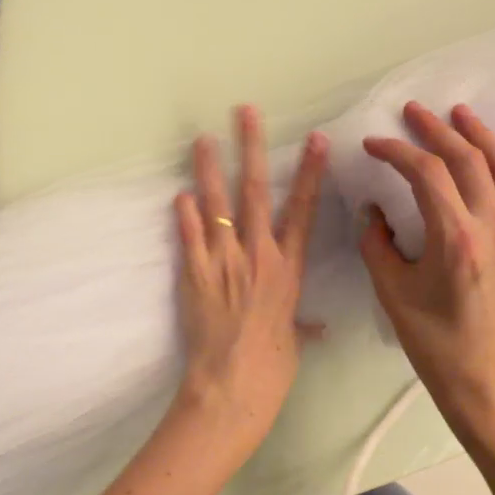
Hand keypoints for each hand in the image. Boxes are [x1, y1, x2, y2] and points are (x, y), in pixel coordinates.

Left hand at [174, 106, 329, 452]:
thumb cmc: (272, 366)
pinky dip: (184, 215)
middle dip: (252, 148)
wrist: (233, 382)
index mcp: (289, 269)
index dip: (309, 172)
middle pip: (257, 191)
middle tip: (245, 112)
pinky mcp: (194, 274)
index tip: (314, 139)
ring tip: (204, 138)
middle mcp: (258, 255)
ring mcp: (224, 261)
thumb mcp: (293, 340)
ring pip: (217, 204)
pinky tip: (180, 194)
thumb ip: (300, 324)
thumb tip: (313, 327)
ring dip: (210, 169)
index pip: (303, 209)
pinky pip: (189, 237)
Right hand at [357, 102, 494, 434]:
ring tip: (461, 117)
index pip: (425, 173)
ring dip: (484, 138)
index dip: (396, 151)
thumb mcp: (390, 290)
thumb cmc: (430, 339)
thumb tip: (374, 209)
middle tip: (412, 112)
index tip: (371, 145)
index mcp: (454, 237)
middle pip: (468, 160)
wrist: (481, 376)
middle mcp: (493, 228)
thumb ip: (377, 243)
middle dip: (436, 130)